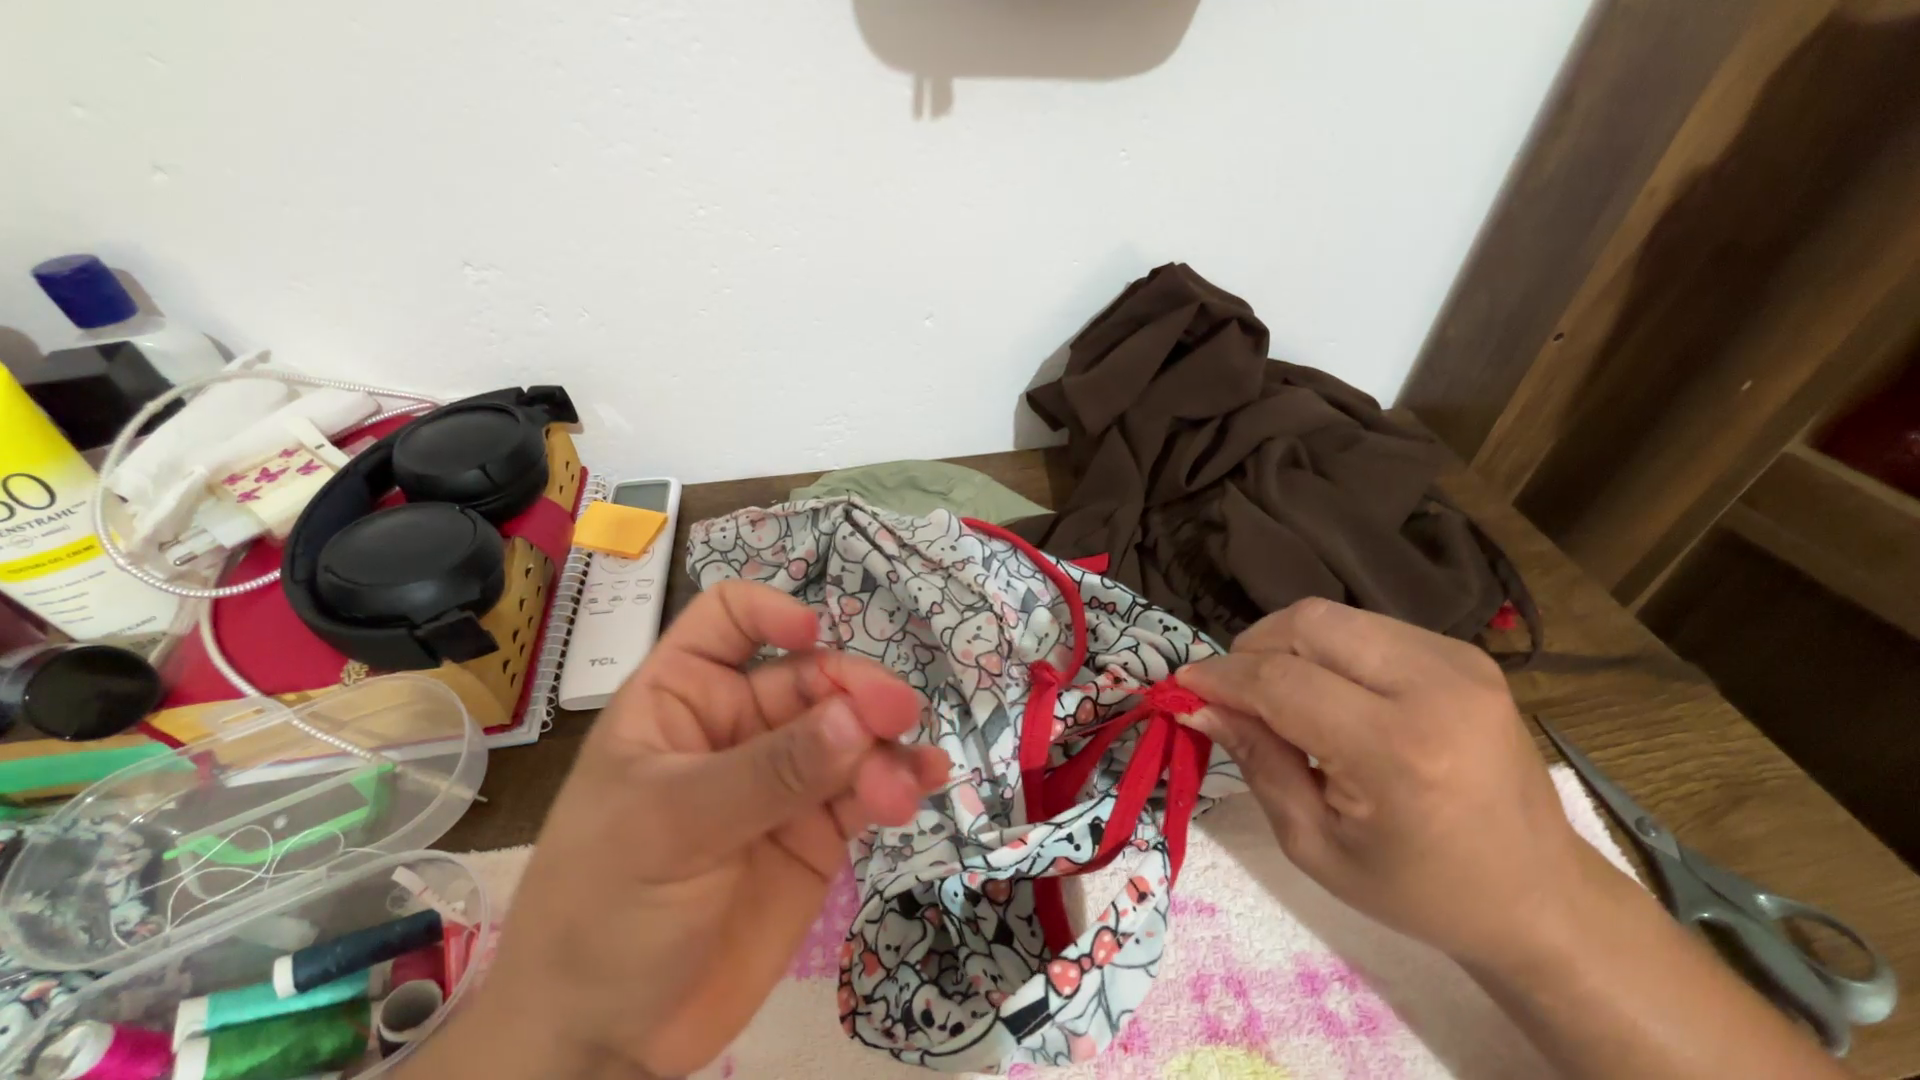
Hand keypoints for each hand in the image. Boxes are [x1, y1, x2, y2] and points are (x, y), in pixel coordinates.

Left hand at [473, 582, 949, 1077]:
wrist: (608, 1037)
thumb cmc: (603, 911)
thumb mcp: (672, 828)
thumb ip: (769, 772)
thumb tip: (860, 717)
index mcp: (680, 702)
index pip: (727, 622)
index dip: (770, 612)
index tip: (813, 634)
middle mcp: (737, 729)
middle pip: (811, 678)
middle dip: (855, 691)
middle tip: (895, 716)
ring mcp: (782, 782)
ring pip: (850, 733)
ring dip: (886, 744)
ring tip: (904, 785)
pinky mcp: (816, 834)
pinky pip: (867, 789)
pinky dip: (900, 781)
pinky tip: (923, 785)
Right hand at [1176, 598, 1600, 966]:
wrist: (1539, 896)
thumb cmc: (1418, 889)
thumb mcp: (1314, 844)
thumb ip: (1256, 761)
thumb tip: (1199, 704)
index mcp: (1398, 748)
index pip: (1281, 680)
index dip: (1221, 677)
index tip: (1181, 686)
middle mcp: (1435, 685)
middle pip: (1308, 623)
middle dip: (1251, 649)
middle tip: (1228, 692)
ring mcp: (1459, 661)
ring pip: (1335, 616)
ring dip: (1286, 644)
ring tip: (1272, 693)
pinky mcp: (1467, 655)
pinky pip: (1368, 627)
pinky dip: (1326, 648)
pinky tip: (1323, 690)